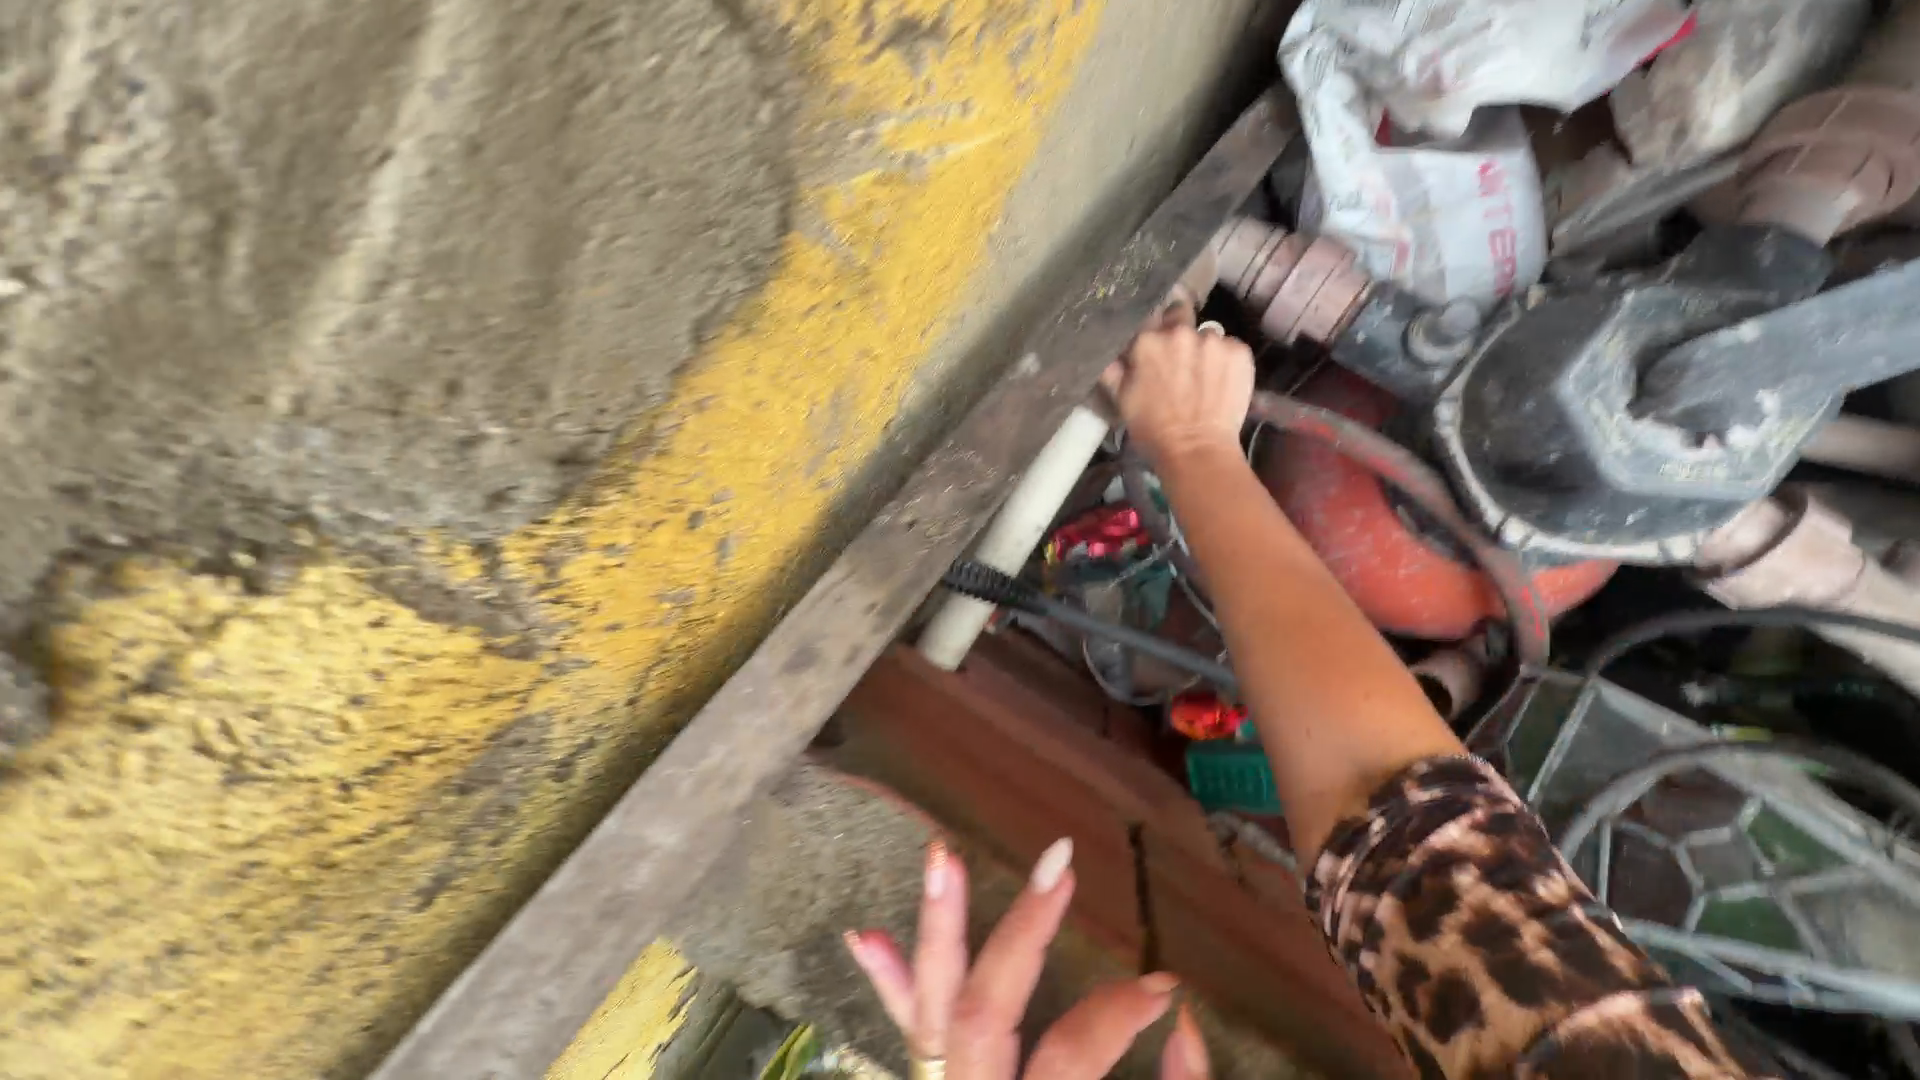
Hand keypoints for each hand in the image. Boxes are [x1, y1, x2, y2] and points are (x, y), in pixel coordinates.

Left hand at [843, 837, 1210, 1078]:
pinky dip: (893, 985)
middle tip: (1058, 861)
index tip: (1165, 987)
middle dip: (1022, 930)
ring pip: (930, 1011)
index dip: (1115, 1014)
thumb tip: (1185, 1025)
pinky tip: (865, 934)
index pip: (1067, 1057)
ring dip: (936, 931)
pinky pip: (909, 1036)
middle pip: (985, 1013)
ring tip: (941, 856)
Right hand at [1100, 322, 1254, 470]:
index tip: (1155, 343)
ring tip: (1202, 375)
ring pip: (1207, 334)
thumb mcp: (1121, 399)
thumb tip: (1111, 349)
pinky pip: (1231, 347)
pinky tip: (1220, 381)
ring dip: (1204, 348)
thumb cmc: (1153, 430)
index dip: (1152, 329)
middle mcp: (1181, 332)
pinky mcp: (1240, 352)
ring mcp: (1214, 341)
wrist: (1196, 451)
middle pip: (1180, 314)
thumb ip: (1113, 368)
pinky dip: (1226, 360)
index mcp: (1147, 341)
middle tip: (1180, 356)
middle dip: (1178, 328)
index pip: (1149, 316)